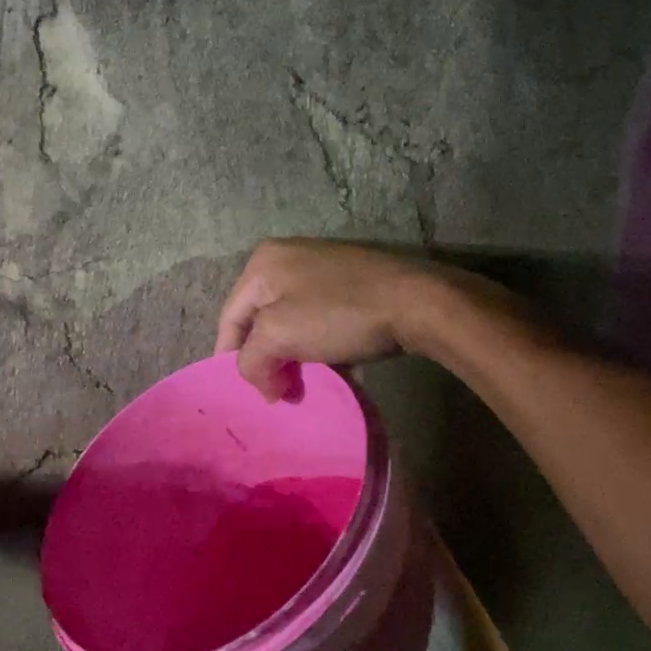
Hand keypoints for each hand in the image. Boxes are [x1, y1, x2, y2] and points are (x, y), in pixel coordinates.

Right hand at [214, 239, 438, 399]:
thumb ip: (252, 361)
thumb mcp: (279, 337)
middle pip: (260, 320)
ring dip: (295, 356)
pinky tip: (335, 365)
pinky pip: (319, 318)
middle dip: (268, 360)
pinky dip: (319, 344)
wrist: (420, 302)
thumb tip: (264, 385)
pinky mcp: (351, 281)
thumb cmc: (338, 314)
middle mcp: (286, 257)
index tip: (254, 394)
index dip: (232, 360)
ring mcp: (321, 267)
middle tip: (281, 392)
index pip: (230, 318)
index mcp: (261, 262)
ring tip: (308, 383)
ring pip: (291, 322)